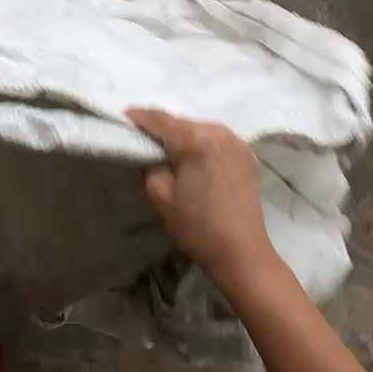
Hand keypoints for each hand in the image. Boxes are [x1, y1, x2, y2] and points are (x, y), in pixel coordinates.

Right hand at [127, 107, 275, 286]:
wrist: (242, 254)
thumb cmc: (197, 228)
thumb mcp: (159, 196)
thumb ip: (149, 164)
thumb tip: (152, 152)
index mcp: (194, 140)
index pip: (159, 119)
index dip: (139, 117)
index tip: (124, 118)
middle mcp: (217, 132)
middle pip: (181, 122)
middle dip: (162, 128)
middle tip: (146, 140)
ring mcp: (236, 142)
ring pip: (200, 129)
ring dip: (184, 136)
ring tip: (172, 151)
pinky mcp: (248, 155)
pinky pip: (217, 140)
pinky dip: (204, 144)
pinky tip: (198, 160)